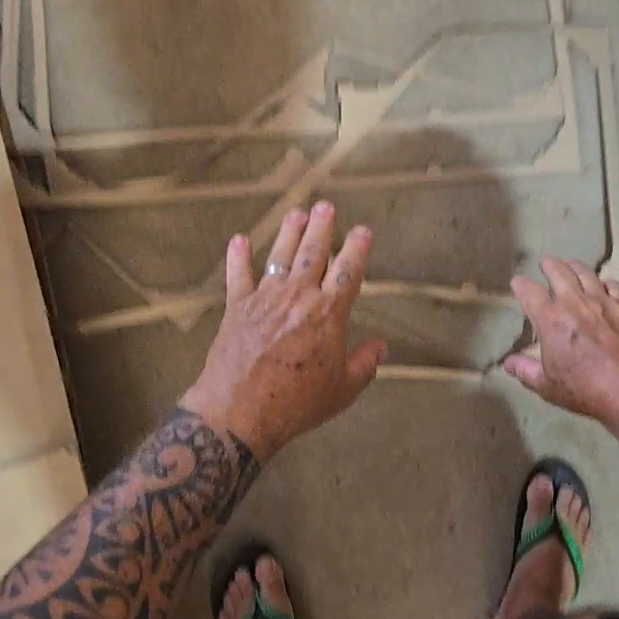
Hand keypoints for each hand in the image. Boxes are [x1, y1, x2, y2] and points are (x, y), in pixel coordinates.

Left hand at [181, 202, 386, 459]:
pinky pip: (238, 276)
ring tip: (297, 213)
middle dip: (322, 227)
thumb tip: (381, 347)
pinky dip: (238, 258)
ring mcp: (265, 298)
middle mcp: (299, 296)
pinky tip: (239, 241)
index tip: (363, 230)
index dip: (357, 248)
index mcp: (329, 313)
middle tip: (326, 206)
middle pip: (313, 253)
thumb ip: (364, 364)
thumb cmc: (298, 403)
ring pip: (280, 256)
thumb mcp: (343, 390)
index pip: (348, 271)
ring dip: (289, 232)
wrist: (240, 412)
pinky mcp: (236, 307)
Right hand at [504, 257, 618, 428]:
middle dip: (549, 264)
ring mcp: (603, 302)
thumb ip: (526, 371)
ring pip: (586, 273)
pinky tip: (603, 286)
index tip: (517, 282)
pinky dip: (604, 282)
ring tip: (570, 264)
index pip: (529, 292)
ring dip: (574, 266)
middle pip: (559, 272)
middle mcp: (575, 303)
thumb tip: (508, 363)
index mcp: (551, 320)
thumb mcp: (548, 386)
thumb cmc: (586, 390)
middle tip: (545, 261)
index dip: (520, 285)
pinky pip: (613, 286)